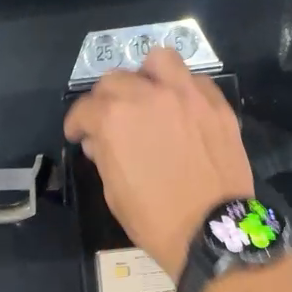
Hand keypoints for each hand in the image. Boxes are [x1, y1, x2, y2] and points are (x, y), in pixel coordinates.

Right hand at [62, 46, 254, 277]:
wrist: (210, 231)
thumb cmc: (154, 220)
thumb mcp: (114, 194)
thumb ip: (104, 157)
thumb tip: (99, 142)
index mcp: (114, 120)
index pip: (84, 108)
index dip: (76, 123)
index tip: (78, 135)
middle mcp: (148, 96)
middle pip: (115, 80)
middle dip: (105, 100)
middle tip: (109, 121)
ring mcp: (186, 95)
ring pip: (158, 61)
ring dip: (145, 76)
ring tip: (147, 96)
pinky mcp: (215, 104)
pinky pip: (194, 80)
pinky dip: (181, 89)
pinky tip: (180, 109)